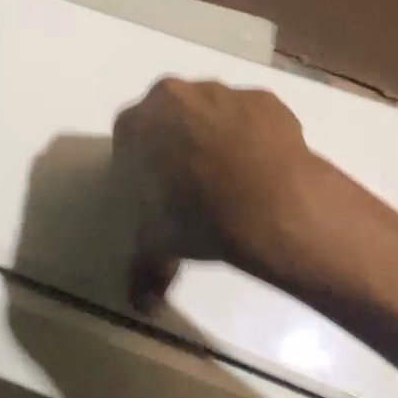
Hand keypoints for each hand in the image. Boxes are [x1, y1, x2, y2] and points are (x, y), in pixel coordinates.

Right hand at [113, 78, 334, 308]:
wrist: (270, 203)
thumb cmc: (196, 216)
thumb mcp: (158, 244)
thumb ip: (144, 268)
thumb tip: (141, 305)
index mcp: (139, 120)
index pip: (127, 135)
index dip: (138, 161)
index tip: (151, 188)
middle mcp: (177, 94)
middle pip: (169, 114)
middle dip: (176, 141)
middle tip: (189, 183)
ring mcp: (225, 93)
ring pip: (212, 111)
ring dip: (215, 135)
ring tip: (230, 179)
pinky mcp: (266, 100)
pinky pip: (252, 117)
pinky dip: (254, 136)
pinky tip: (260, 170)